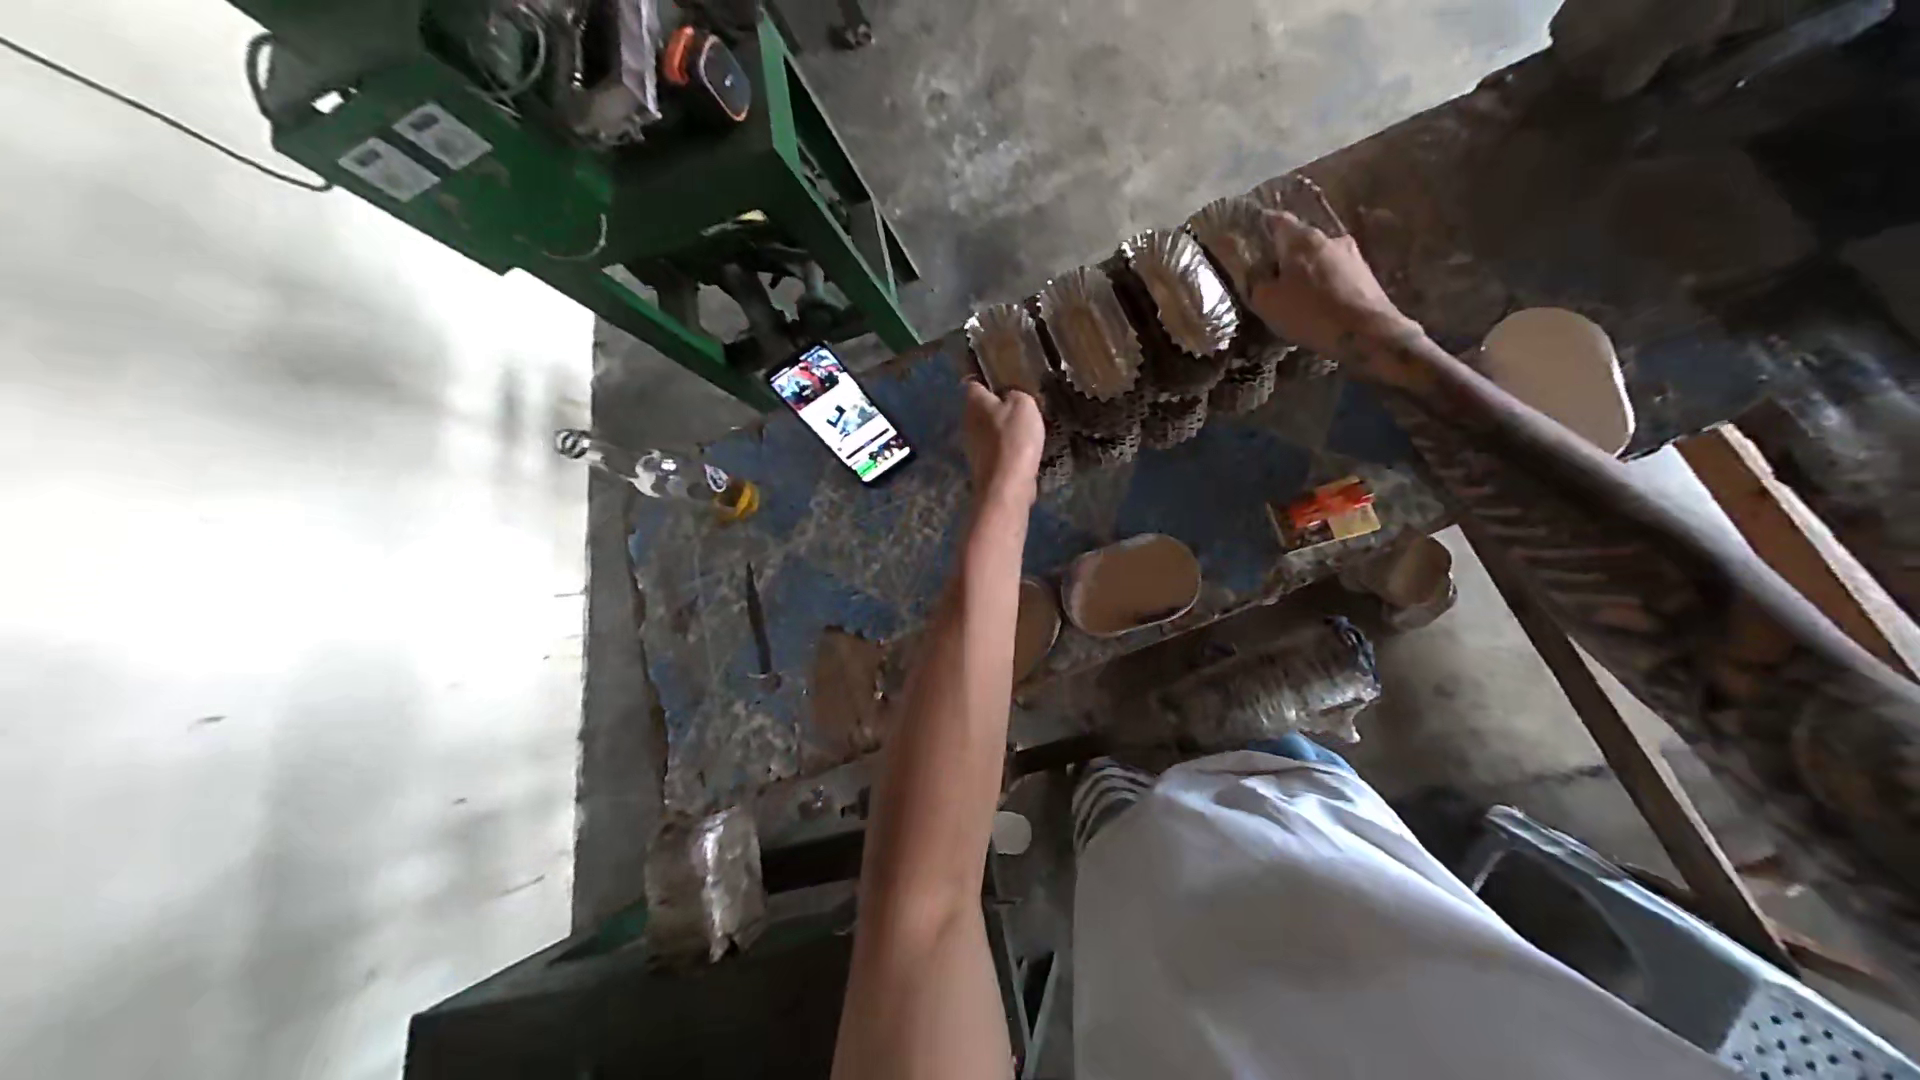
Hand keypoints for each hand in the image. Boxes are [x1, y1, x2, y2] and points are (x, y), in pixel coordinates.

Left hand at [960, 379, 1044, 505]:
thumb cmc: (1014, 438)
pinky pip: (996, 447)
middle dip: (999, 405)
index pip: (974, 382)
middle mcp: (967, 421)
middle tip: (1023, 404)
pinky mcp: (982, 464)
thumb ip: (1016, 393)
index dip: (988, 378)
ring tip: (1027, 427)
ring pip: (989, 428)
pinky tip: (1024, 449)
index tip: (1005, 379)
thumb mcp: (1024, 404)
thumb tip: (1009, 396)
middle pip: (982, 407)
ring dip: (1004, 428)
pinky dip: (1007, 447)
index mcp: (973, 402)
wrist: (1007, 485)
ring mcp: (972, 445)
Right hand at [1246, 209, 1420, 360]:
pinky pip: (1336, 272)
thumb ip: (1253, 280)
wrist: (1365, 331)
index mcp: (1301, 240)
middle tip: (1272, 274)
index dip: (1263, 225)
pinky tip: (1320, 301)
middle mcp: (1329, 238)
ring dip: (1307, 269)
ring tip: (1298, 292)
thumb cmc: (1309, 313)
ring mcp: (1351, 254)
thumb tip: (1249, 266)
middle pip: (1301, 240)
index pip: (1278, 220)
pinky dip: (1325, 281)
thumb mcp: (1266, 302)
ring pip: (1320, 256)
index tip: (1253, 234)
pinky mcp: (1365, 273)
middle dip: (1286, 253)